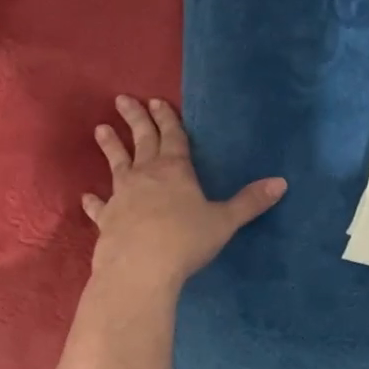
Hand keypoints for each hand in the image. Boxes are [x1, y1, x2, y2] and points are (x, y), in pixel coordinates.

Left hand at [82, 96, 285, 287]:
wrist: (140, 269)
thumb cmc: (186, 241)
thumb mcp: (225, 221)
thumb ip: (250, 202)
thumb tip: (281, 182)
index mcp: (176, 170)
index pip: (172, 136)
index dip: (166, 118)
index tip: (156, 100)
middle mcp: (146, 175)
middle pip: (142, 141)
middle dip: (136, 119)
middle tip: (123, 99)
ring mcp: (122, 196)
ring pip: (116, 164)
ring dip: (110, 146)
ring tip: (100, 128)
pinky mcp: (107, 219)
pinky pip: (99, 206)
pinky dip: (93, 201)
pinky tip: (87, 196)